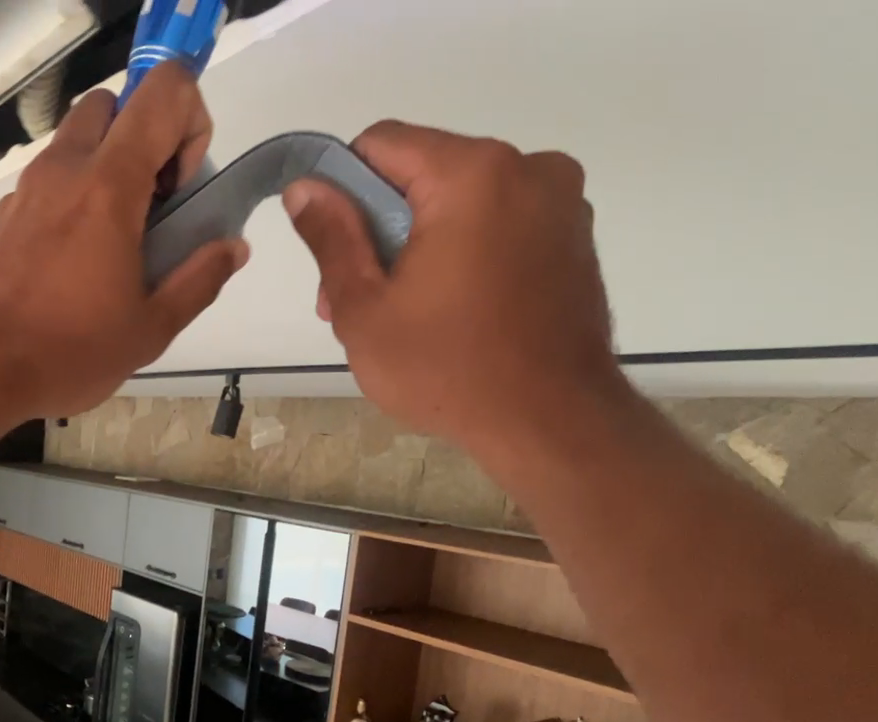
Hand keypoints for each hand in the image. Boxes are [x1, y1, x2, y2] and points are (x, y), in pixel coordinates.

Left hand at [0, 62, 248, 421]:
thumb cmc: (65, 354)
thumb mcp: (148, 330)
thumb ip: (197, 281)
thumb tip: (231, 248)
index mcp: (106, 186)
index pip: (162, 92)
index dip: (190, 122)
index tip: (182, 187)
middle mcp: (61, 172)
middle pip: (111, 105)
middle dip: (143, 138)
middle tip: (150, 205)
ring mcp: (22, 193)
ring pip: (73, 144)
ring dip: (105, 168)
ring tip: (112, 242)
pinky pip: (45, 184)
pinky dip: (69, 199)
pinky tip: (70, 265)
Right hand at [284, 122, 625, 463]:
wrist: (550, 422)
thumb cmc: (444, 368)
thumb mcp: (364, 308)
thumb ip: (331, 238)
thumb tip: (304, 187)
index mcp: (473, 175)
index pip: (381, 143)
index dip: (339, 188)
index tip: (327, 247)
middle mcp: (528, 168)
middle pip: (421, 175)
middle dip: (376, 229)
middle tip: (350, 303)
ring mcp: (560, 203)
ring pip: (458, 203)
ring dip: (415, 246)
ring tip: (395, 316)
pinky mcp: (573, 238)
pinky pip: (496, 225)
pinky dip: (460, 254)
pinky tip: (445, 312)